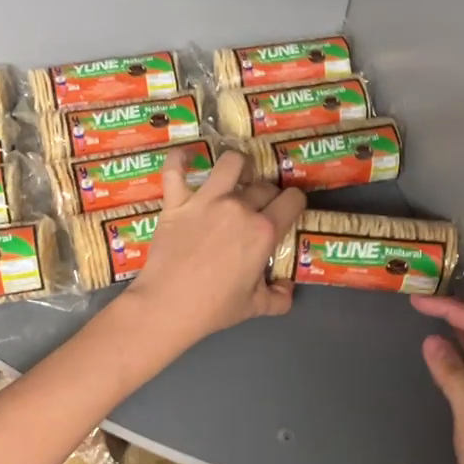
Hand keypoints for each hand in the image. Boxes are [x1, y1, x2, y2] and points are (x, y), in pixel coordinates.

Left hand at [119, 147, 305, 349]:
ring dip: (238, 165)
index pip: (293, 200)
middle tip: (259, 207)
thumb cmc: (215, 307)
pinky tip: (185, 156)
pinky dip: (179, 159)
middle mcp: (239, 207)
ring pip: (230, 163)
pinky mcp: (176, 202)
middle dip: (267, 193)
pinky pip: (175, 170)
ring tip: (236, 174)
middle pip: (264, 185)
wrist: (168, 306)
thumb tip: (287, 289)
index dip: (295, 202)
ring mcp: (206, 201)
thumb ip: (279, 297)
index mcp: (264, 231)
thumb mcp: (256, 307)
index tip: (289, 209)